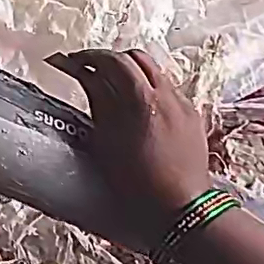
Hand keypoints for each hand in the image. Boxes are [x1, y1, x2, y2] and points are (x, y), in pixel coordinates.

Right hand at [47, 49, 210, 221]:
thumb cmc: (135, 179)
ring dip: (130, 73)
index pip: (113, 60)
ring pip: (154, 72)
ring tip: (111, 87)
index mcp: (141, 98)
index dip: (87, 57)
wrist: (181, 206)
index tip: (70, 62)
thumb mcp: (106, 138)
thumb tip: (84, 74)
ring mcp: (183, 104)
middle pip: (136, 58)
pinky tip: (136, 107)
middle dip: (110, 59)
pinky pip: (167, 90)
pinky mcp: (193, 116)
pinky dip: (147, 89)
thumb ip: (98, 99)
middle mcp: (166, 94)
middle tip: (89, 69)